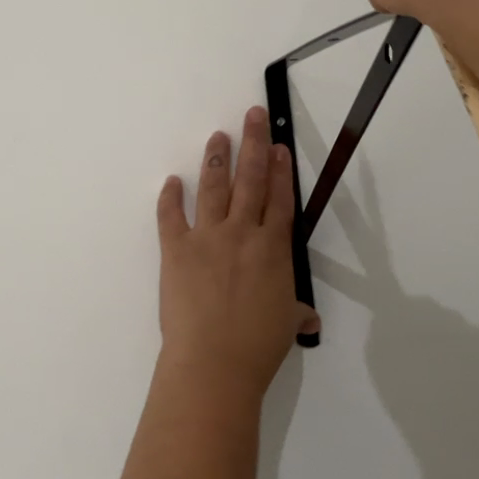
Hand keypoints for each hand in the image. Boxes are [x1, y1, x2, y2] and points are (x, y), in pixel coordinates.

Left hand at [155, 107, 320, 398]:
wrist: (213, 362)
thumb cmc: (256, 346)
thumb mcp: (285, 324)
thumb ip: (295, 313)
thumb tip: (309, 319)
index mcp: (273, 249)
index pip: (279, 200)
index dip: (280, 171)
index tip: (279, 146)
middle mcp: (242, 234)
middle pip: (250, 180)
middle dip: (254, 145)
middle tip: (253, 116)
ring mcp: (207, 238)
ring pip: (213, 188)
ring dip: (216, 159)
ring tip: (218, 136)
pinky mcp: (175, 249)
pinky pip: (170, 217)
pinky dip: (169, 197)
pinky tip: (171, 181)